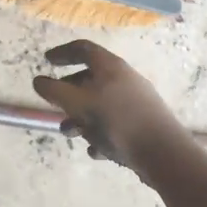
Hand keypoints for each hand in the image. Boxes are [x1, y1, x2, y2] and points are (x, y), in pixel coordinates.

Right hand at [33, 40, 193, 181]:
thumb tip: (39, 81)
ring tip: (71, 134)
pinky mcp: (148, 125)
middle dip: (69, 93)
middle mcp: (126, 79)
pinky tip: (95, 150)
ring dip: (82, 116)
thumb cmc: (117, 123)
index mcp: (110, 67)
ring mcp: (139, 102)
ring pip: (102, 103)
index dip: (62, 52)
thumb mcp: (76, 104)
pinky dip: (101, 132)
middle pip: (91, 78)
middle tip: (56, 104)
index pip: (82, 48)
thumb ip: (53, 90)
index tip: (47, 61)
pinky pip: (117, 123)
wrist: (168, 157)